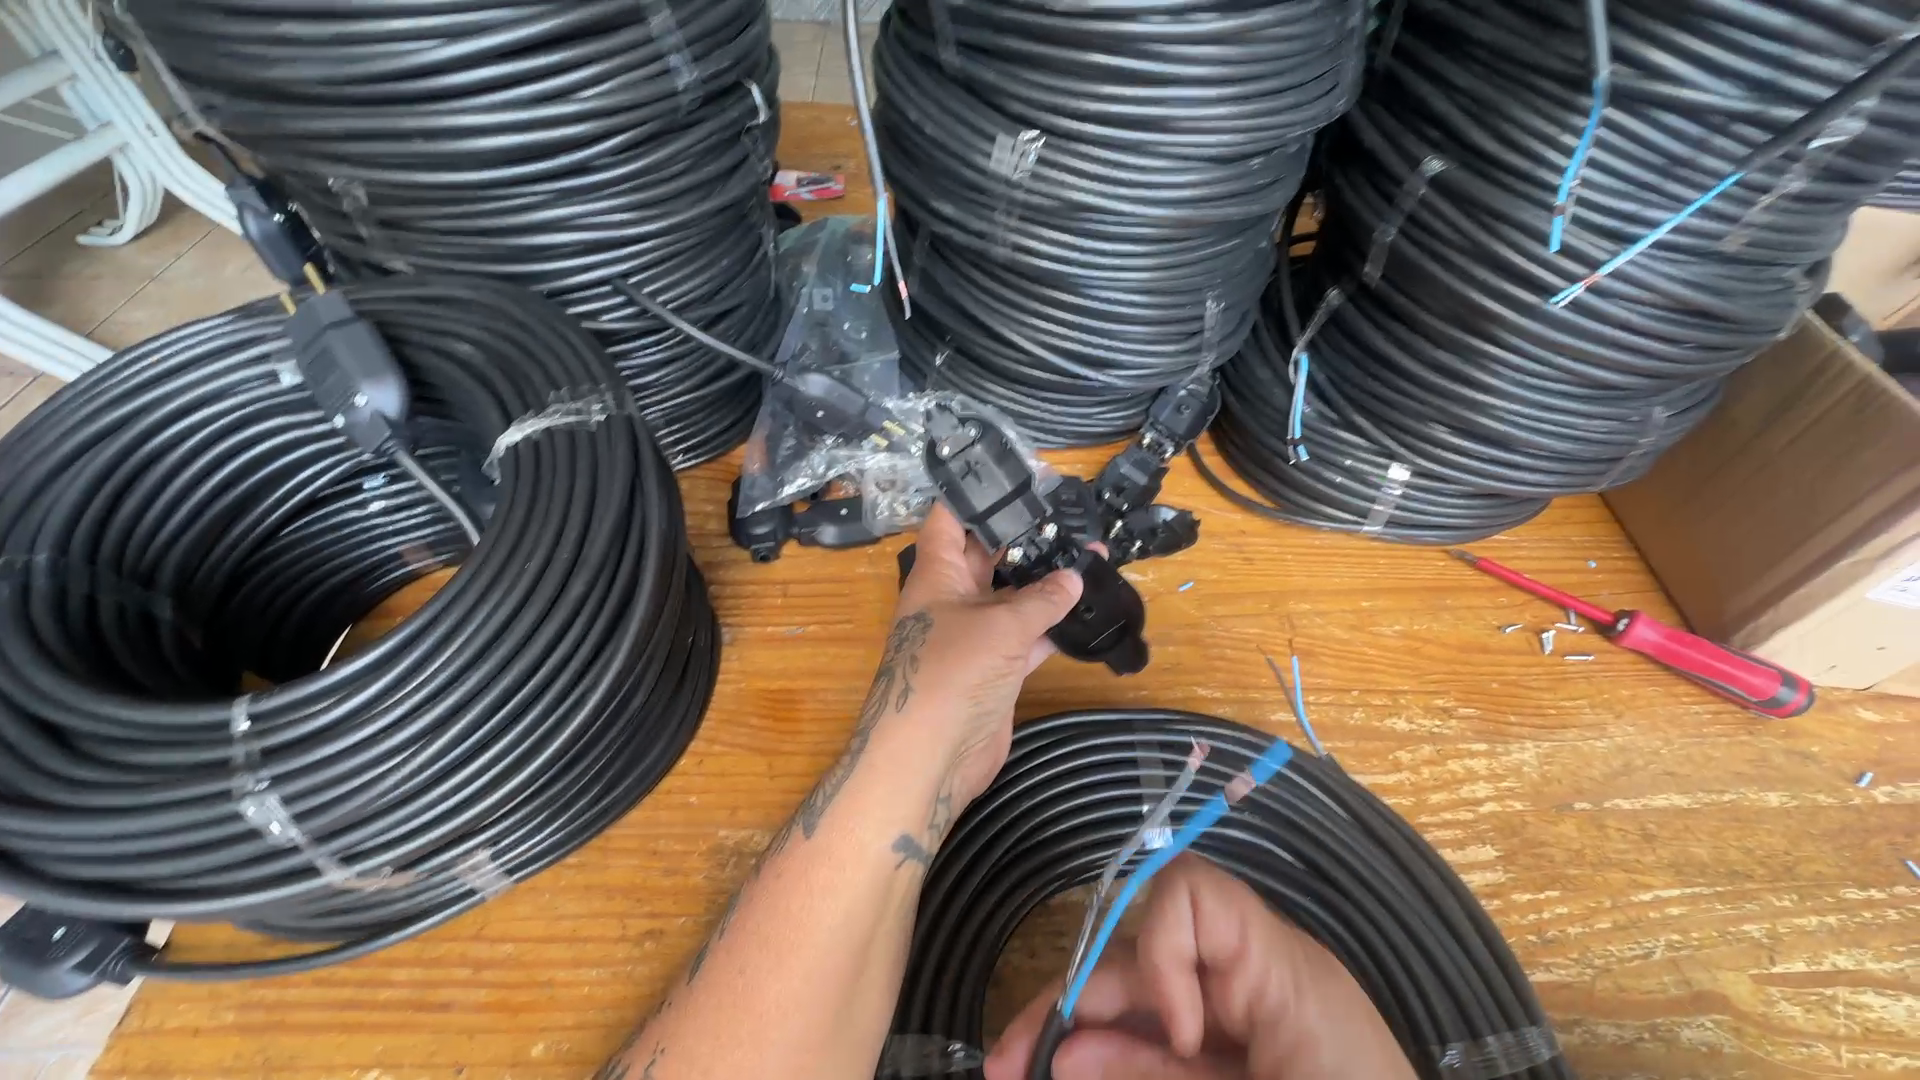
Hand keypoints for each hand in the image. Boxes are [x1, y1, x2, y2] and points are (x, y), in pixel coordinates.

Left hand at [870, 503, 1083, 808]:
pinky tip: (1086, 608)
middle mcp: (952, 599)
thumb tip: (1075, 575)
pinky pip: (1027, 636)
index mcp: (936, 574)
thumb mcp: (999, 626)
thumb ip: (1041, 599)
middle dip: (1023, 536)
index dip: (974, 494)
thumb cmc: (952, 672)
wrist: (932, 755)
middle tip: (1067, 515)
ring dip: (1045, 582)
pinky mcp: (995, 668)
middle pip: (988, 555)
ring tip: (1089, 555)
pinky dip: (1052, 624)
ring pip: (1012, 597)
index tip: (1013, 475)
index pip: (949, 520)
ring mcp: (974, 635)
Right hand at [986, 855, 1415, 1079]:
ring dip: (1080, 1034)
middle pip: (1142, 957)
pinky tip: (1073, 1071)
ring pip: (1141, 1005)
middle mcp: (1249, 978)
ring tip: (1018, 1068)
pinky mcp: (1231, 1055)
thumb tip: (1068, 1052)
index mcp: (1276, 968)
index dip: (1158, 945)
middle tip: (1009, 1057)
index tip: (1178, 1030)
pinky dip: (1119, 1060)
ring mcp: (1239, 1020)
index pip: (1193, 893)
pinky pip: (1164, 1047)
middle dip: (1074, 998)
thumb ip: (1160, 1072)